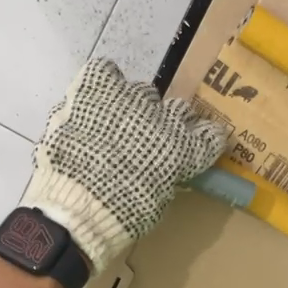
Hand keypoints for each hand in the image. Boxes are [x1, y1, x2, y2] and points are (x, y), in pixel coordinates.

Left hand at [20, 59, 226, 273]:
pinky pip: (105, 72)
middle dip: (167, 125)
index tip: (198, 144)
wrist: (77, 206)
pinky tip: (97, 99)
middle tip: (150, 142)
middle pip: (176, 109)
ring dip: (136, 108)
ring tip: (117, 126)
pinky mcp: (95, 90)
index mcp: (181, 150)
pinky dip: (103, 83)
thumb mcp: (156, 203)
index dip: (204, 139)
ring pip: (143, 91)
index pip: (210, 135)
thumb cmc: (120, 216)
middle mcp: (162, 118)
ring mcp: (128, 100)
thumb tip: (163, 171)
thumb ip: (165, 178)